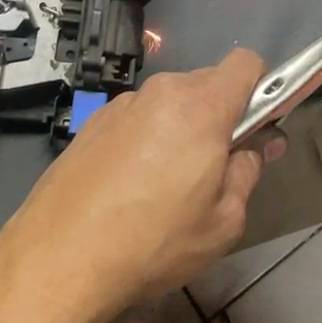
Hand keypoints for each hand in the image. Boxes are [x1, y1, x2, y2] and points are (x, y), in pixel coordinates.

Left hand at [0, 49, 286, 317]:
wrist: (59, 258)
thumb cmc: (154, 242)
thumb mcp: (223, 221)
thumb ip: (248, 173)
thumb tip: (256, 147)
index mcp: (202, 106)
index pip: (247, 63)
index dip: (262, 88)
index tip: (258, 127)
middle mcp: (161, 92)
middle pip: (208, 85)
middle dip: (221, 117)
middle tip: (216, 170)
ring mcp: (122, 105)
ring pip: (171, 104)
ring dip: (182, 130)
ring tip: (167, 188)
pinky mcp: (93, 124)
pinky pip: (138, 119)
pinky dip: (147, 140)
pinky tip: (131, 188)